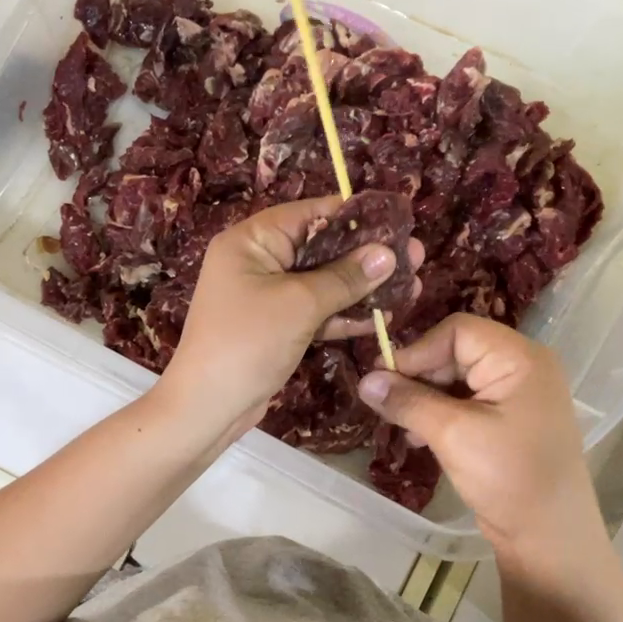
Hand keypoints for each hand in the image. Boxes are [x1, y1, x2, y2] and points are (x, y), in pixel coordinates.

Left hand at [157, 196, 424, 431]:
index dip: (355, 216)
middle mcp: (254, 262)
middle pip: (318, 248)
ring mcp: (263, 298)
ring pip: (320, 283)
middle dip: (365, 256)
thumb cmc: (247, 344)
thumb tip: (388, 252)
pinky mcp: (272, 328)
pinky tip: (381, 317)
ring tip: (411, 286)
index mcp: (250, 241)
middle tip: (416, 257)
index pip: (310, 214)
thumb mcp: (300, 304)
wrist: (207, 407)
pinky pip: (313, 312)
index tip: (400, 220)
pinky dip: (342, 315)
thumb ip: (345, 277)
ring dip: (361, 288)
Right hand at [355, 314, 602, 557]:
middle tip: (388, 406)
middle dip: (418, 376)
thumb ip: (407, 402)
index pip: (457, 331)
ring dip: (423, 398)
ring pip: (455, 379)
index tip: (383, 381)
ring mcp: (515, 396)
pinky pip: (464, 403)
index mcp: (519, 359)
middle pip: (455, 352)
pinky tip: (419, 438)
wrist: (548, 532)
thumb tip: (365, 381)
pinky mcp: (506, 422)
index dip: (417, 351)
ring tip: (402, 427)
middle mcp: (521, 368)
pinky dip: (437, 414)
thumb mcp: (452, 434)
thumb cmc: (507, 475)